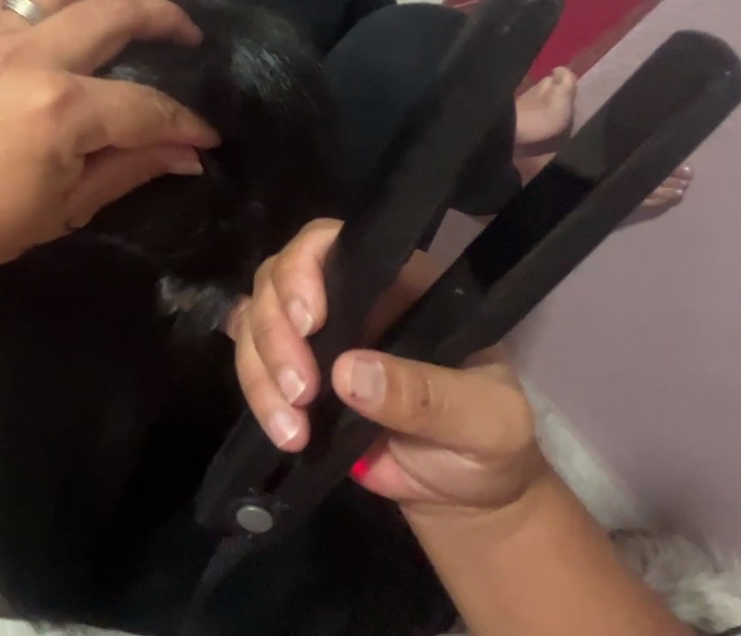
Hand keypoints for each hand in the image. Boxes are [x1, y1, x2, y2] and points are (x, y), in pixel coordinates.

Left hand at [0, 0, 220, 282]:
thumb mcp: (67, 207)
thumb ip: (131, 169)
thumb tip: (187, 153)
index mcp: (63, 107)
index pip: (145, 106)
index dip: (183, 122)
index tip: (207, 133)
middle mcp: (33, 57)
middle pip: (113, 16)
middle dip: (162, 17)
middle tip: (189, 31)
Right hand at [226, 220, 549, 515]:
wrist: (464, 496)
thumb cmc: (489, 443)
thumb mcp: (483, 421)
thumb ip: (426, 395)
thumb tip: (348, 372)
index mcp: (395, 284)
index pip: (331, 244)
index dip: (304, 268)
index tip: (309, 321)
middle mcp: (345, 297)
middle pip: (277, 278)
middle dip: (276, 332)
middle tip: (301, 390)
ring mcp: (314, 334)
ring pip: (254, 319)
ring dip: (260, 369)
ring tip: (292, 428)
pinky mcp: (292, 373)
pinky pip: (251, 362)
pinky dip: (255, 392)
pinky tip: (282, 430)